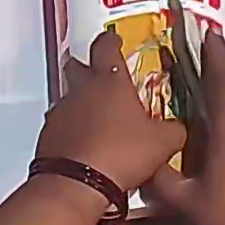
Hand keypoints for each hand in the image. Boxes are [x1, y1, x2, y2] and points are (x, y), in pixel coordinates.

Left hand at [38, 31, 186, 192]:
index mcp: (109, 81)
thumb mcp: (162, 143)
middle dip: (88, 68)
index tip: (115, 40)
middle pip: (77, 66)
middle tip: (101, 77)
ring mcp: (60, 112)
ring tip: (97, 120)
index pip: (106, 45)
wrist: (76, 185)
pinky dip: (71, 130)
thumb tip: (178, 130)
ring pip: (68, 98)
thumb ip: (174, 130)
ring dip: (80, 104)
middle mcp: (80, 90)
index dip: (111, 40)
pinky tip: (84, 145)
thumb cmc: (121, 154)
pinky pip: (60, 125)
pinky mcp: (47, 136)